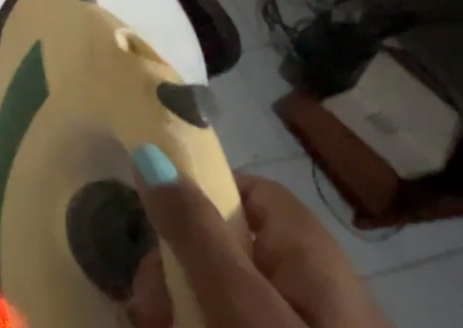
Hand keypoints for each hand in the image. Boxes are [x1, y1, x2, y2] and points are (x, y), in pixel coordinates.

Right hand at [125, 149, 390, 327]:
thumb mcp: (238, 302)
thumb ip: (194, 230)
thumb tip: (149, 151)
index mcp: (313, 254)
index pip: (252, 189)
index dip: (196, 193)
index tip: (152, 224)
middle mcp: (315, 284)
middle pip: (229, 241)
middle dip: (172, 263)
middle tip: (146, 302)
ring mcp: (307, 324)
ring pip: (223, 288)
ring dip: (176, 299)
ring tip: (151, 322)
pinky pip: (232, 319)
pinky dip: (196, 318)